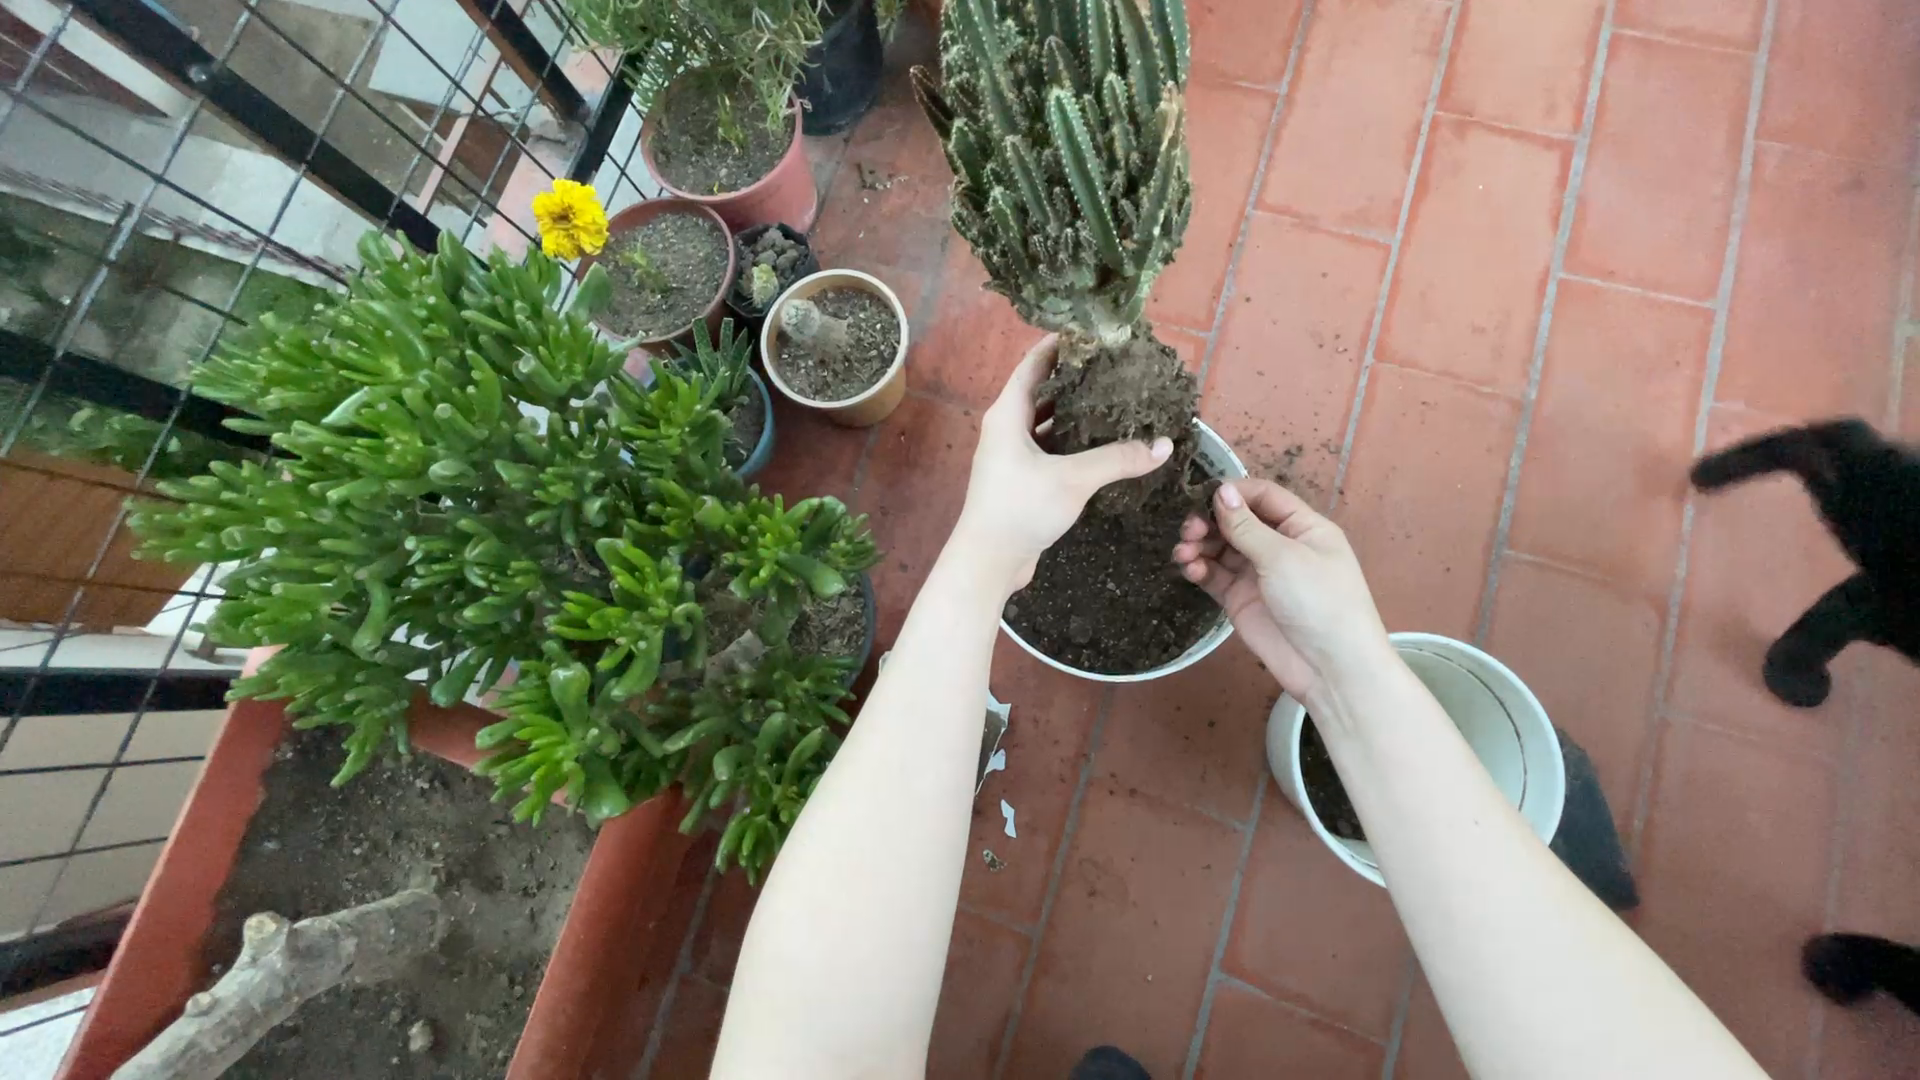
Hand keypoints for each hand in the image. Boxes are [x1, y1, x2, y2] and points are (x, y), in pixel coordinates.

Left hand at [954, 335, 1171, 588]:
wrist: (988, 561)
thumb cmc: (1021, 508)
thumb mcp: (1073, 479)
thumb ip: (1117, 459)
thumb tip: (1164, 445)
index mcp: (1007, 414)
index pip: (1034, 364)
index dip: (1061, 344)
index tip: (1094, 332)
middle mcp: (1006, 429)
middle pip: (1042, 392)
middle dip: (1077, 380)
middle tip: (1116, 369)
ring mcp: (1012, 456)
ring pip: (1047, 424)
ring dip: (1076, 415)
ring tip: (1115, 403)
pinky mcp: (1021, 481)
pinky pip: (1049, 451)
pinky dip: (1072, 444)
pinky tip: (1102, 445)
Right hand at [1171, 479, 1390, 703]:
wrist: (1329, 668)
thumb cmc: (1319, 601)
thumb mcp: (1283, 557)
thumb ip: (1246, 525)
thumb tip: (1221, 490)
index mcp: (1302, 528)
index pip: (1264, 497)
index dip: (1234, 493)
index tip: (1203, 497)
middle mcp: (1278, 546)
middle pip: (1236, 521)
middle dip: (1210, 521)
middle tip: (1189, 530)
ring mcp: (1258, 573)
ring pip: (1220, 547)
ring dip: (1200, 545)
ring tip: (1184, 553)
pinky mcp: (1240, 598)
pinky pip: (1214, 575)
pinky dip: (1199, 568)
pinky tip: (1190, 568)